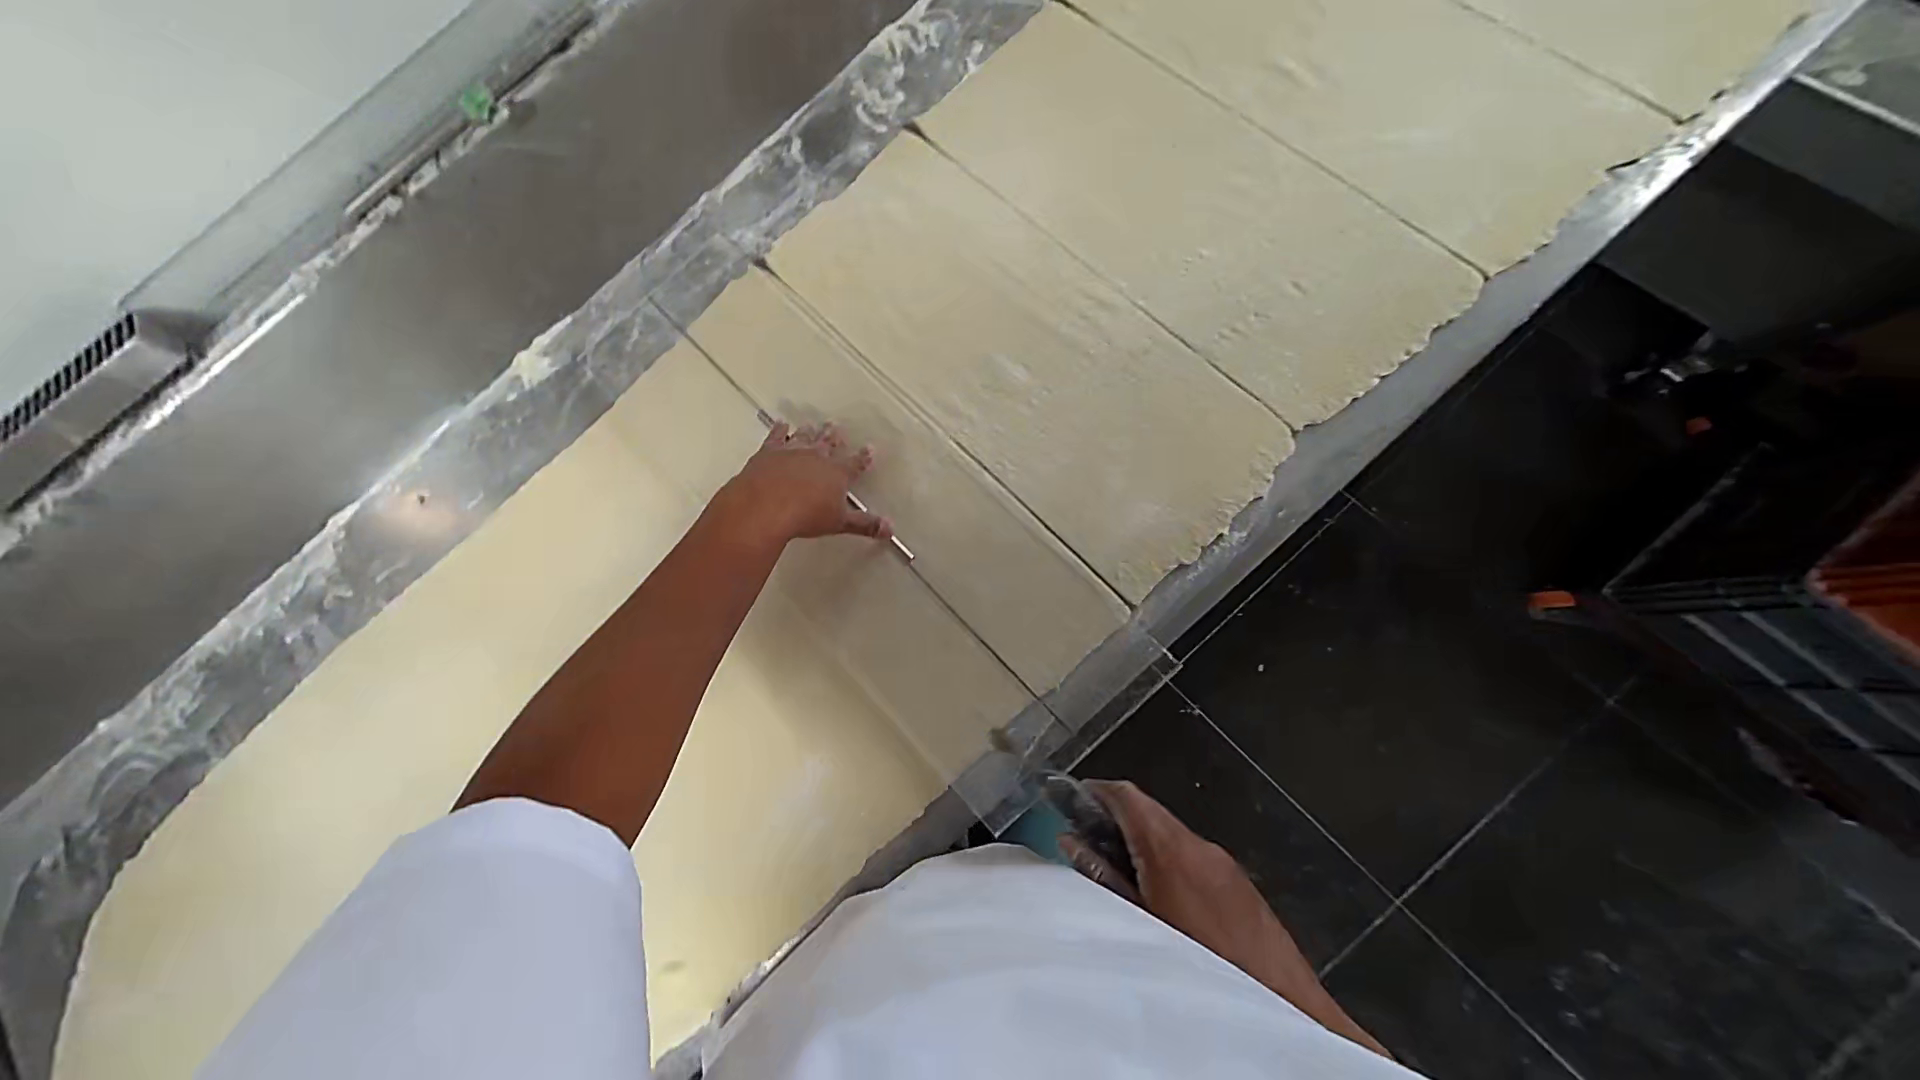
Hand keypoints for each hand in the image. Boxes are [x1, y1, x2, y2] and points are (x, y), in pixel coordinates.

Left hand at [710, 421, 891, 545]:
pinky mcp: (769, 453)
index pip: (856, 463)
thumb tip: (887, 529)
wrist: (766, 508)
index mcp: (837, 472)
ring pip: (805, 437)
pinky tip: (781, 426)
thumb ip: (864, 524)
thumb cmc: (805, 514)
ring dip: (810, 432)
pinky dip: (780, 431)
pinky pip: (777, 437)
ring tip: (813, 425)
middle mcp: (816, 456)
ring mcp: (792, 451)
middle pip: (828, 443)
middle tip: (837, 429)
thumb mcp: (839, 523)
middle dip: (834, 437)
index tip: (869, 450)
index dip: (864, 457)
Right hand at [1063, 780, 1391, 1059]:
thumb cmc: (1199, 970)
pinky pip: (1195, 858)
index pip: (1127, 795)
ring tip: (1119, 875)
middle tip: (1086, 843)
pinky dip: (1170, 862)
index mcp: (1171, 849)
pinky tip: (1160, 899)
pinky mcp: (1241, 885)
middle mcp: (1200, 846)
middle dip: (1116, 821)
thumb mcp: (1136, 925)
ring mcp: (1225, 864)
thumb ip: (1103, 878)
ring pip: (1172, 837)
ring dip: (1143, 844)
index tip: (1071, 802)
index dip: (1096, 793)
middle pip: (1149, 814)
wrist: (1282, 1010)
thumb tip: (1073, 843)